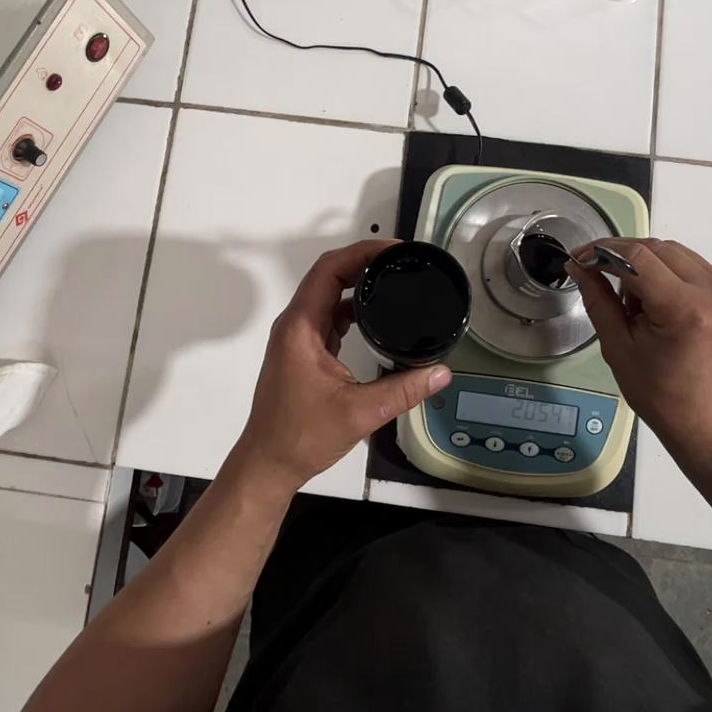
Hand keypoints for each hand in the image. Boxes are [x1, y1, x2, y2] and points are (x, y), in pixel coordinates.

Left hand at [227, 240, 453, 493]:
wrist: (270, 462)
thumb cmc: (303, 435)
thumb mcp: (360, 412)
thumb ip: (404, 390)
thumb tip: (441, 372)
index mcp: (301, 327)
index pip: (329, 270)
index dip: (362, 252)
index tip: (395, 249)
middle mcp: (295, 324)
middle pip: (328, 275)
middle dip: (363, 261)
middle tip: (401, 260)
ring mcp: (297, 337)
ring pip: (327, 295)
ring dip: (356, 282)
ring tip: (392, 278)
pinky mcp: (303, 351)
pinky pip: (327, 316)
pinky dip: (349, 306)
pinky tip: (375, 313)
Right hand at [566, 237, 711, 469]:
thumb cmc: (662, 396)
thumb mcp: (618, 348)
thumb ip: (599, 300)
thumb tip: (581, 267)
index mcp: (684, 311)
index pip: (637, 257)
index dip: (602, 252)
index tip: (579, 259)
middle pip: (658, 249)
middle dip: (620, 254)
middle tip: (595, 272)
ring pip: (677, 254)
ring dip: (645, 262)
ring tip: (629, 295)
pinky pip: (695, 268)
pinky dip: (668, 273)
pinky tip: (655, 299)